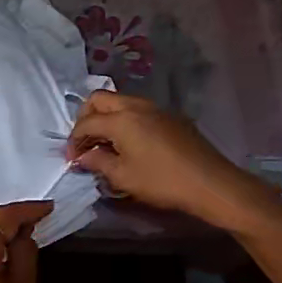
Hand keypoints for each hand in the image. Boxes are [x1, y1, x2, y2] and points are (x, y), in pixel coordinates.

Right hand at [68, 90, 280, 232]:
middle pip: (100, 99)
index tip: (71, 159)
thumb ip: (97, 162)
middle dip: (86, 118)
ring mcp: (156, 108)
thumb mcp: (122, 176)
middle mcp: (136, 106)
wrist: (210, 183)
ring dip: (106, 117)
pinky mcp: (170, 117)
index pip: (86, 123)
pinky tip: (128, 143)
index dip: (74, 141)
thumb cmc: (161, 181)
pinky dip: (124, 120)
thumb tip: (83, 157)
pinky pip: (138, 110)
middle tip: (85, 142)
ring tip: (105, 144)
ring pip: (120, 102)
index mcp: (121, 119)